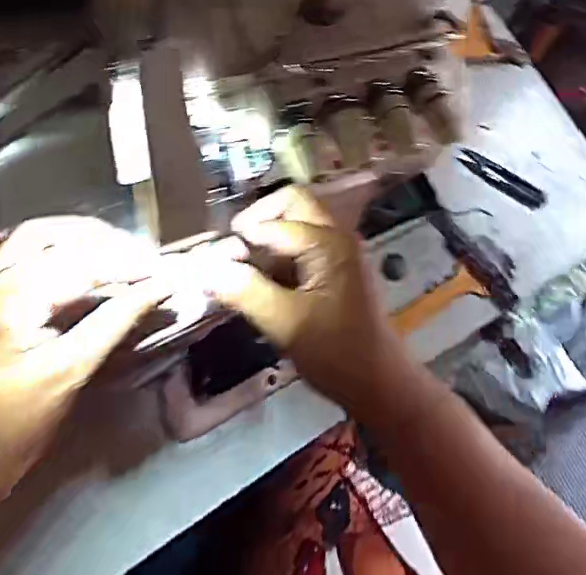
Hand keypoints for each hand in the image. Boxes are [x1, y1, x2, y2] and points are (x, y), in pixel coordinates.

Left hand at [0, 217, 168, 574]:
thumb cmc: (9, 432)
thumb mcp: (71, 371)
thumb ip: (118, 318)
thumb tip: (164, 282)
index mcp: (5, 299)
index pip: (80, 262)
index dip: (127, 263)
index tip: (162, 270)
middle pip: (48, 236)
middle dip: (99, 241)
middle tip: (138, 258)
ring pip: (17, 240)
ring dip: (63, 237)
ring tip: (103, 249)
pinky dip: (4, 247)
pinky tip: (28, 251)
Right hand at [204, 187, 416, 415]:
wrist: (378, 380)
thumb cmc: (336, 351)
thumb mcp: (285, 323)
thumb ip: (246, 291)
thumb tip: (207, 267)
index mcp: (329, 241)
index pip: (275, 222)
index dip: (239, 237)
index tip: (207, 261)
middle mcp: (336, 235)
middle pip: (293, 204)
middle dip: (258, 219)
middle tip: (229, 250)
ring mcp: (338, 251)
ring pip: (297, 224)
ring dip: (267, 237)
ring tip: (238, 268)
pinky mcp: (334, 268)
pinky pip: (302, 246)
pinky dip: (278, 255)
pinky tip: (258, 282)